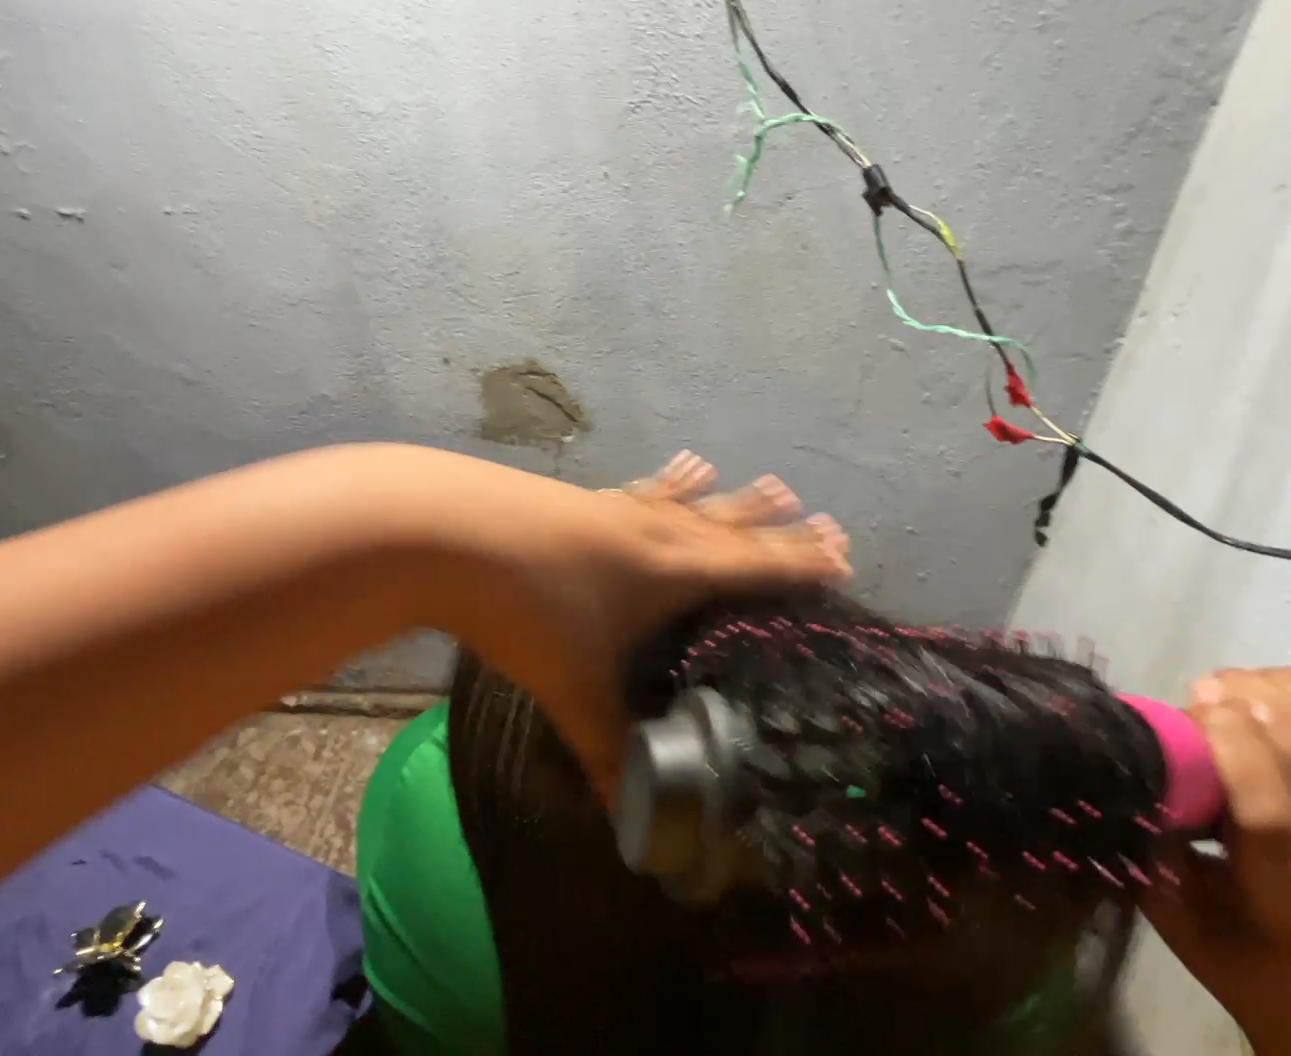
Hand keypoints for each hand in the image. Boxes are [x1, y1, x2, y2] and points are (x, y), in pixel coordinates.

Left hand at [418, 450, 849, 800]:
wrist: (447, 530)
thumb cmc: (528, 609)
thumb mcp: (572, 688)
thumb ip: (604, 752)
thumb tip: (627, 819)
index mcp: (672, 572)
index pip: (755, 567)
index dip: (801, 564)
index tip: (842, 555)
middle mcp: (657, 532)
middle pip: (735, 529)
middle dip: (783, 531)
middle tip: (827, 520)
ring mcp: (618, 509)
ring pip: (694, 503)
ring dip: (736, 500)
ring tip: (773, 487)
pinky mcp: (582, 499)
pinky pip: (645, 492)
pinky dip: (670, 484)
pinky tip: (676, 470)